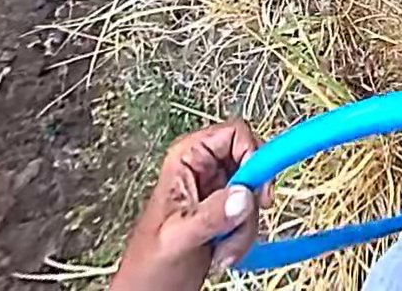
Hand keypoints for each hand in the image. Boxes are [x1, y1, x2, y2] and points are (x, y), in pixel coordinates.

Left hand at [111, 121, 265, 289]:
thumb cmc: (147, 268)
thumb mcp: (176, 238)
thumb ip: (210, 215)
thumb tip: (243, 195)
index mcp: (188, 157)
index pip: (234, 133)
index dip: (251, 153)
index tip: (254, 185)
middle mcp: (206, 166)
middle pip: (251, 161)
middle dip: (250, 197)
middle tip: (242, 221)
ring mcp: (218, 188)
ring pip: (254, 189)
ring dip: (247, 222)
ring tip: (225, 248)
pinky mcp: (227, 209)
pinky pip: (252, 210)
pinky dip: (246, 232)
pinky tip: (226, 252)